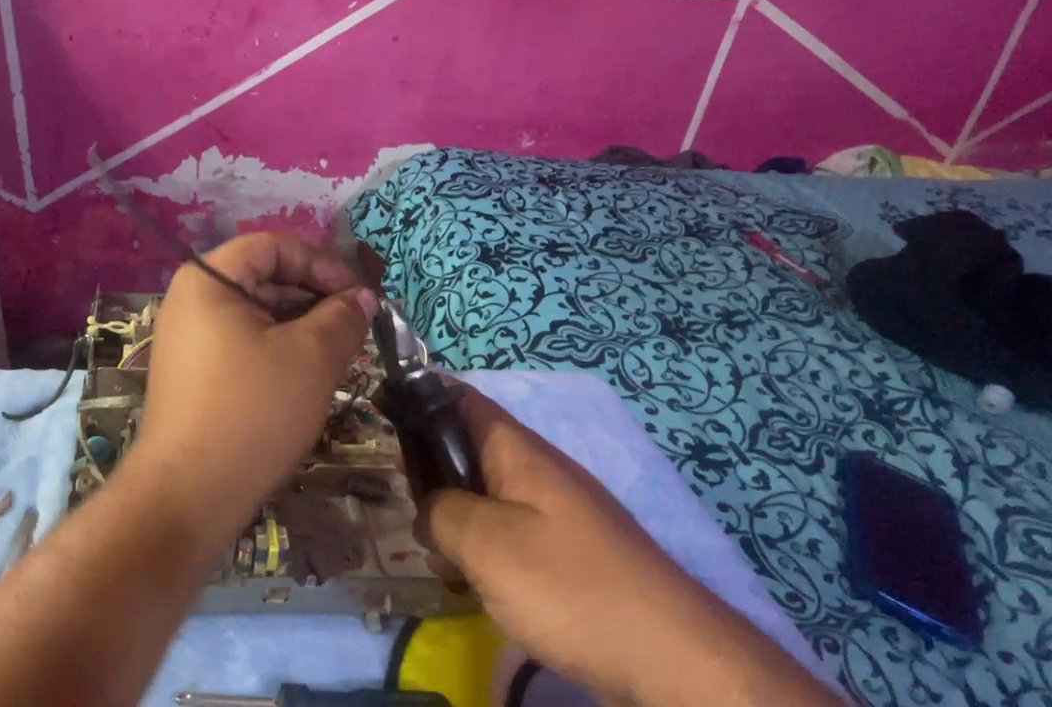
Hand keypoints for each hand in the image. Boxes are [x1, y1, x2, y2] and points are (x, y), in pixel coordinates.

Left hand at [131, 233, 374, 535]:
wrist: (187, 494)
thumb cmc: (252, 412)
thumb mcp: (311, 358)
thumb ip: (342, 318)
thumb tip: (362, 298)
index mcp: (208, 279)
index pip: (273, 246)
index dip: (321, 264)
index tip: (359, 296)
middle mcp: (190, 300)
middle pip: (263, 278)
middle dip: (314, 297)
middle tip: (354, 329)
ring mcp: (187, 339)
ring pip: (255, 315)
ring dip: (300, 327)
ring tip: (338, 356)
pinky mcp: (192, 374)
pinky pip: (242, 344)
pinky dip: (277, 351)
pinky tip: (306, 379)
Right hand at [423, 385, 841, 706]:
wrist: (672, 656)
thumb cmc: (569, 586)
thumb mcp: (485, 544)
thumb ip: (441, 512)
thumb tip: (427, 510)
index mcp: (518, 451)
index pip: (461, 397)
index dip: (418, 394)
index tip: (378, 408)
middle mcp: (539, 470)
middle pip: (469, 447)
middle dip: (430, 468)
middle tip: (400, 501)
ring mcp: (559, 511)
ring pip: (487, 494)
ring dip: (454, 516)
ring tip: (435, 553)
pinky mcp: (571, 552)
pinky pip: (511, 531)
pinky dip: (483, 547)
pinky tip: (474, 582)